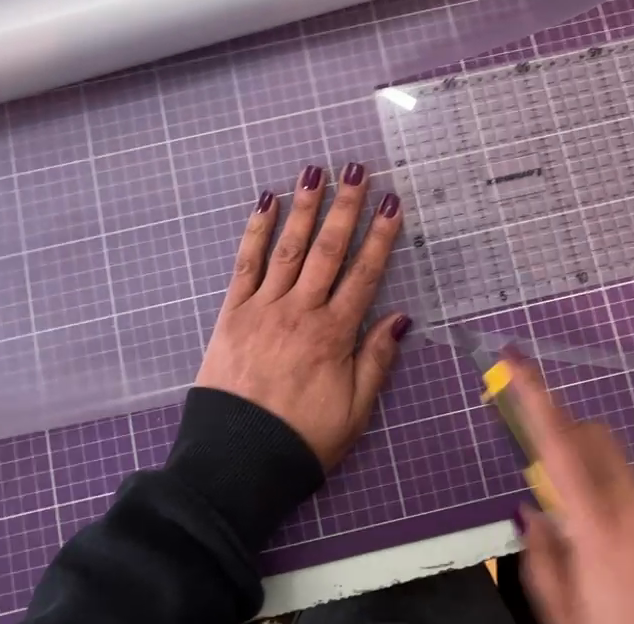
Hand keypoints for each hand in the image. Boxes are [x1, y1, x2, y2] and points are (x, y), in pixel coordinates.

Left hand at [194, 162, 410, 468]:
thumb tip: (400, 318)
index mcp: (334, 334)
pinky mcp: (233, 311)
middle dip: (345, 207)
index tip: (392, 203)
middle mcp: (301, 311)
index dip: (381, 237)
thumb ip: (376, 361)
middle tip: (356, 170)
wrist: (235, 462)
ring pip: (290, 247)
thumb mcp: (354, 412)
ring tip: (315, 171)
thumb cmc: (302, 440)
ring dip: (305, 207)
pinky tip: (266, 202)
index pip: (365, 274)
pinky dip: (257, 231)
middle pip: (329, 250)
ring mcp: (264, 307)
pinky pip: (246, 263)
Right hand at [506, 354, 633, 623]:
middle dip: (574, 440)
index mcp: (598, 526)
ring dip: (618, 505)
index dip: (533, 395)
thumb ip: (544, 561)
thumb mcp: (570, 619)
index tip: (515, 359)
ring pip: (632, 485)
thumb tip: (533, 513)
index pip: (557, 444)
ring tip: (631, 568)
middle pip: (597, 438)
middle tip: (563, 478)